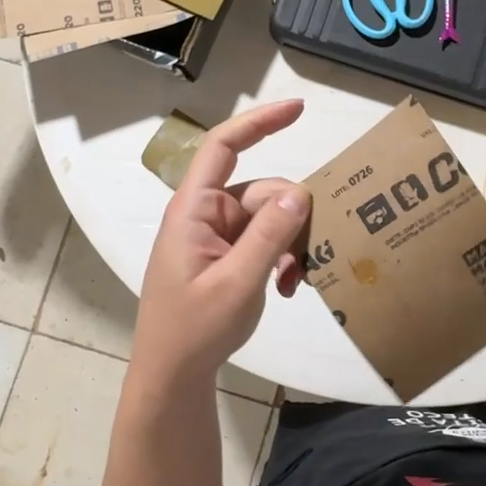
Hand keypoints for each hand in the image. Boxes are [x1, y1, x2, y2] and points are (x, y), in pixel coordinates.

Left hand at [132, 101, 312, 382]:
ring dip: (290, 245)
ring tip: (298, 281)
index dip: (258, 123)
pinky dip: (281, 259)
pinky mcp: (228, 257)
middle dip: (291, 217)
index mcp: (194, 210)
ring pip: (270, 219)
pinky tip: (288, 287)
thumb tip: (300, 192)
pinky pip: (265, 242)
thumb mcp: (237, 283)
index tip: (298, 110)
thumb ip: (268, 236)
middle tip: (311, 254)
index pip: (222, 147)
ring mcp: (217, 236)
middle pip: (261, 192)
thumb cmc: (193, 329)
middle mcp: (206, 214)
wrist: (174, 375)